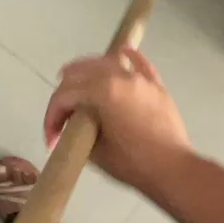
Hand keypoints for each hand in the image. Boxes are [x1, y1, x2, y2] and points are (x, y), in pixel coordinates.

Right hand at [44, 47, 192, 190]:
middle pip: (81, 73)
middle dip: (65, 91)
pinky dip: (130, 57)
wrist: (172, 170)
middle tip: (60, 112)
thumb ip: (79, 131)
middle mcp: (120, 77)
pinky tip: (124, 52)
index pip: (65, 95)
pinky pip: (141, 65)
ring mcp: (140, 80)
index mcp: (102, 92)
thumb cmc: (132, 164)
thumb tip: (75, 126)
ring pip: (107, 62)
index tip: (51, 137)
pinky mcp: (156, 87)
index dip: (52, 116)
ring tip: (75, 79)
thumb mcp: (95, 151)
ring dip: (88, 69)